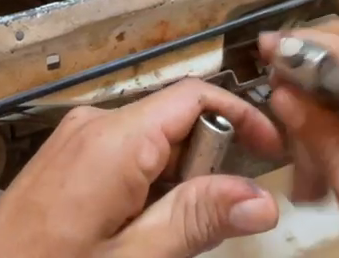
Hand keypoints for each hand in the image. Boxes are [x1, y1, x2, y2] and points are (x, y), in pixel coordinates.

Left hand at [0, 79, 283, 257]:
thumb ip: (196, 221)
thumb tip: (259, 197)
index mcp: (113, 139)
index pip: (194, 96)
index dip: (241, 117)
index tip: (273, 151)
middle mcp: (94, 124)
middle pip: (175, 121)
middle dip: (205, 165)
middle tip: (209, 226)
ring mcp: (76, 138)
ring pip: (152, 142)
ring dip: (175, 182)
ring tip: (161, 242)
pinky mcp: (65, 157)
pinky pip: (123, 154)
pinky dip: (146, 186)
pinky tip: (133, 232)